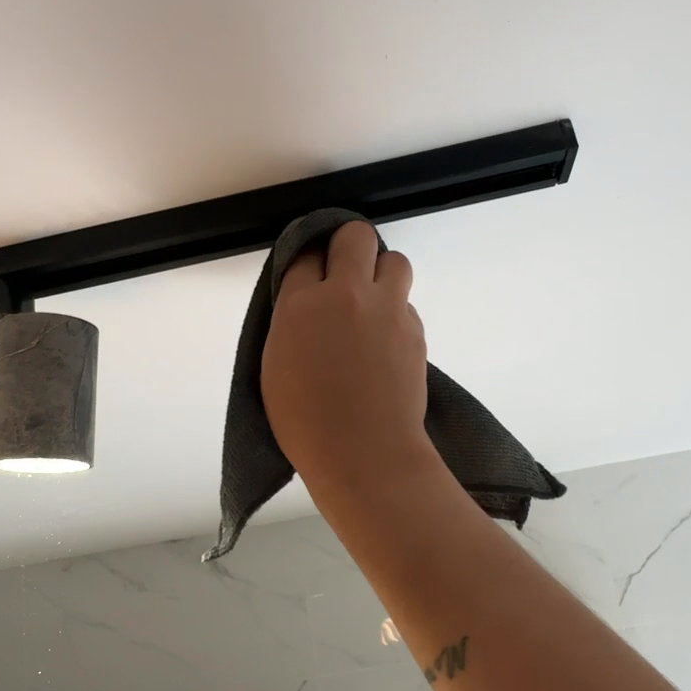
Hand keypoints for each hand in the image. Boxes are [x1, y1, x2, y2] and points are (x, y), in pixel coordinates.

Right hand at [262, 221, 439, 496]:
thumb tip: (307, 305)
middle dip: (348, 246)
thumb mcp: (274, 367)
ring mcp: (387, 310)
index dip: (308, 261)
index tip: (310, 273)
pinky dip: (397, 312)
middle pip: (354, 236)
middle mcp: (347, 296)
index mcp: (301, 306)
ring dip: (382, 272)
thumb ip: (290, 323)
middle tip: (343, 271)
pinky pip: (407, 303)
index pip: (304, 253)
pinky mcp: (415, 330)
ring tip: (372, 301)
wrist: (364, 454)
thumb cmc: (308, 424)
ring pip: (395, 259)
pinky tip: (385, 341)